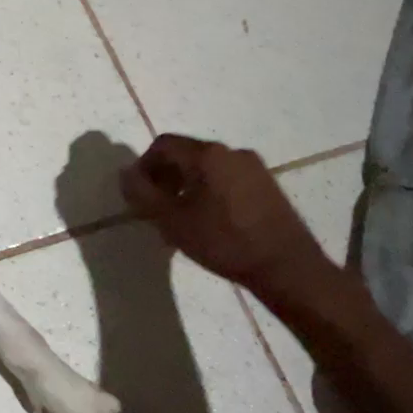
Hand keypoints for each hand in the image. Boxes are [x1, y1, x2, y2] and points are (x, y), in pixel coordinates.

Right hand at [118, 133, 338, 302]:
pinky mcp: (267, 185)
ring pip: (205, 168)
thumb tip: (126, 173)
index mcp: (207, 154)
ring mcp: (254, 167)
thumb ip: (141, 192)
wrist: (287, 267)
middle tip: (156, 207)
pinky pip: (226, 178)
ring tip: (180, 217)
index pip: (162, 145)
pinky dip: (208, 191)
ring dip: (185, 186)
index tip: (138, 194)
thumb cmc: (223, 240)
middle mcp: (231, 152)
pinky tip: (208, 220)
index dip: (143, 166)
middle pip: (185, 154)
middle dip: (164, 177)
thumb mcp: (170, 219)